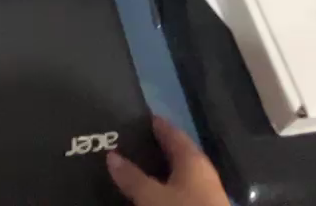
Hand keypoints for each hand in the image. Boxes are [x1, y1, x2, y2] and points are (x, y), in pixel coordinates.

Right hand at [105, 116, 230, 205]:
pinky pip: (178, 194)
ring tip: (129, 170)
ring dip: (155, 173)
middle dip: (149, 149)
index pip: (169, 130)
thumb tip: (111, 155)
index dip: (150, 123)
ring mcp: (204, 195)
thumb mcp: (153, 198)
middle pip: (172, 153)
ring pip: (175, 176)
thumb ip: (132, 176)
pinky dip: (162, 191)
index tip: (128, 118)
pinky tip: (147, 196)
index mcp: (192, 158)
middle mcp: (201, 172)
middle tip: (122, 145)